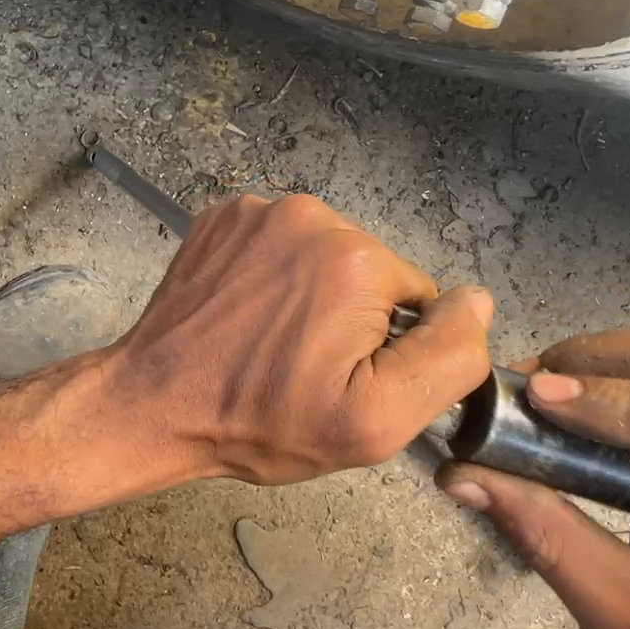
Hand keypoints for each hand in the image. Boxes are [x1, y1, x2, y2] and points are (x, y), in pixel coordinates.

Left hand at [106, 193, 493, 485]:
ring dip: (308, 292)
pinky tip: (243, 313)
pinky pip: (274, 242)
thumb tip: (476, 301)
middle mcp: (308, 214)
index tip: (342, 374)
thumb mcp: (376, 419)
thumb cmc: (261, 419)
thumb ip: (447, 357)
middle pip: (367, 270)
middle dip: (349, 315)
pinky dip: (269, 273)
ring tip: (267, 339)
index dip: (389, 346)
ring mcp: (256, 209)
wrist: (153, 402)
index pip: (416, 297)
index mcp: (355, 258)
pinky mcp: (219, 216)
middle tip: (302, 362)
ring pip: (321, 254)